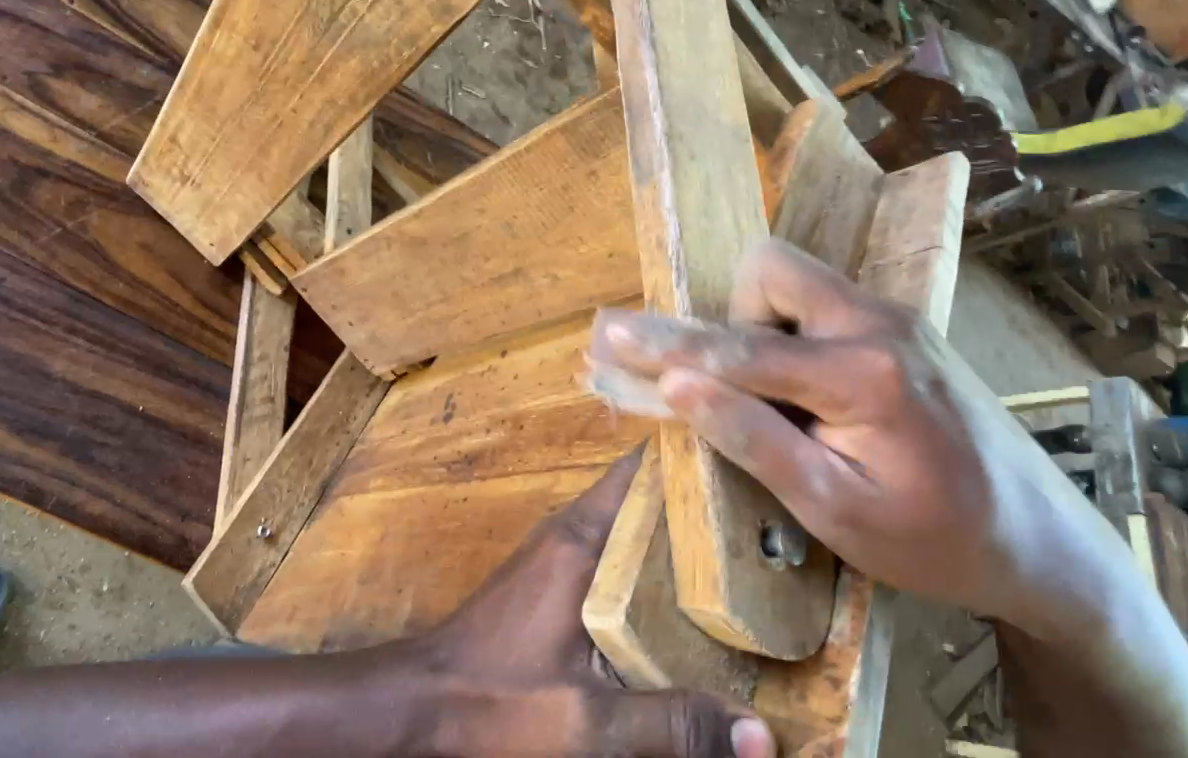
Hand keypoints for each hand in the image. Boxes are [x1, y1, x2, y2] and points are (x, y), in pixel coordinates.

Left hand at [402, 449, 775, 757]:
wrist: (422, 698)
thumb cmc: (496, 698)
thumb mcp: (587, 722)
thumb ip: (671, 724)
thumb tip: (761, 737)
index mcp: (579, 542)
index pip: (637, 471)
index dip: (691, 457)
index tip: (749, 458)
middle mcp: (568, 531)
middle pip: (639, 491)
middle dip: (695, 493)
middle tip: (765, 506)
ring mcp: (555, 549)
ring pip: (625, 517)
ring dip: (672, 523)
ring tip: (743, 538)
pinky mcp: (549, 573)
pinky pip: (611, 543)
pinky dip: (648, 549)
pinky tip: (686, 582)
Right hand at [590, 240, 1142, 642]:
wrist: (1051, 547)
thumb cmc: (937, 543)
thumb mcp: (835, 510)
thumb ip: (753, 438)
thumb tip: (677, 384)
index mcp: (862, 373)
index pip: (736, 347)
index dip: (663, 343)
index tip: (606, 333)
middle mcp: (881, 323)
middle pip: (771, 270)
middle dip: (735, 319)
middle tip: (745, 389)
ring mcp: (899, 318)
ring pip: (798, 282)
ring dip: (766, 329)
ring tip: (788, 404)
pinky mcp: (907, 328)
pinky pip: (825, 303)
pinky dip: (794, 336)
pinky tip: (818, 399)